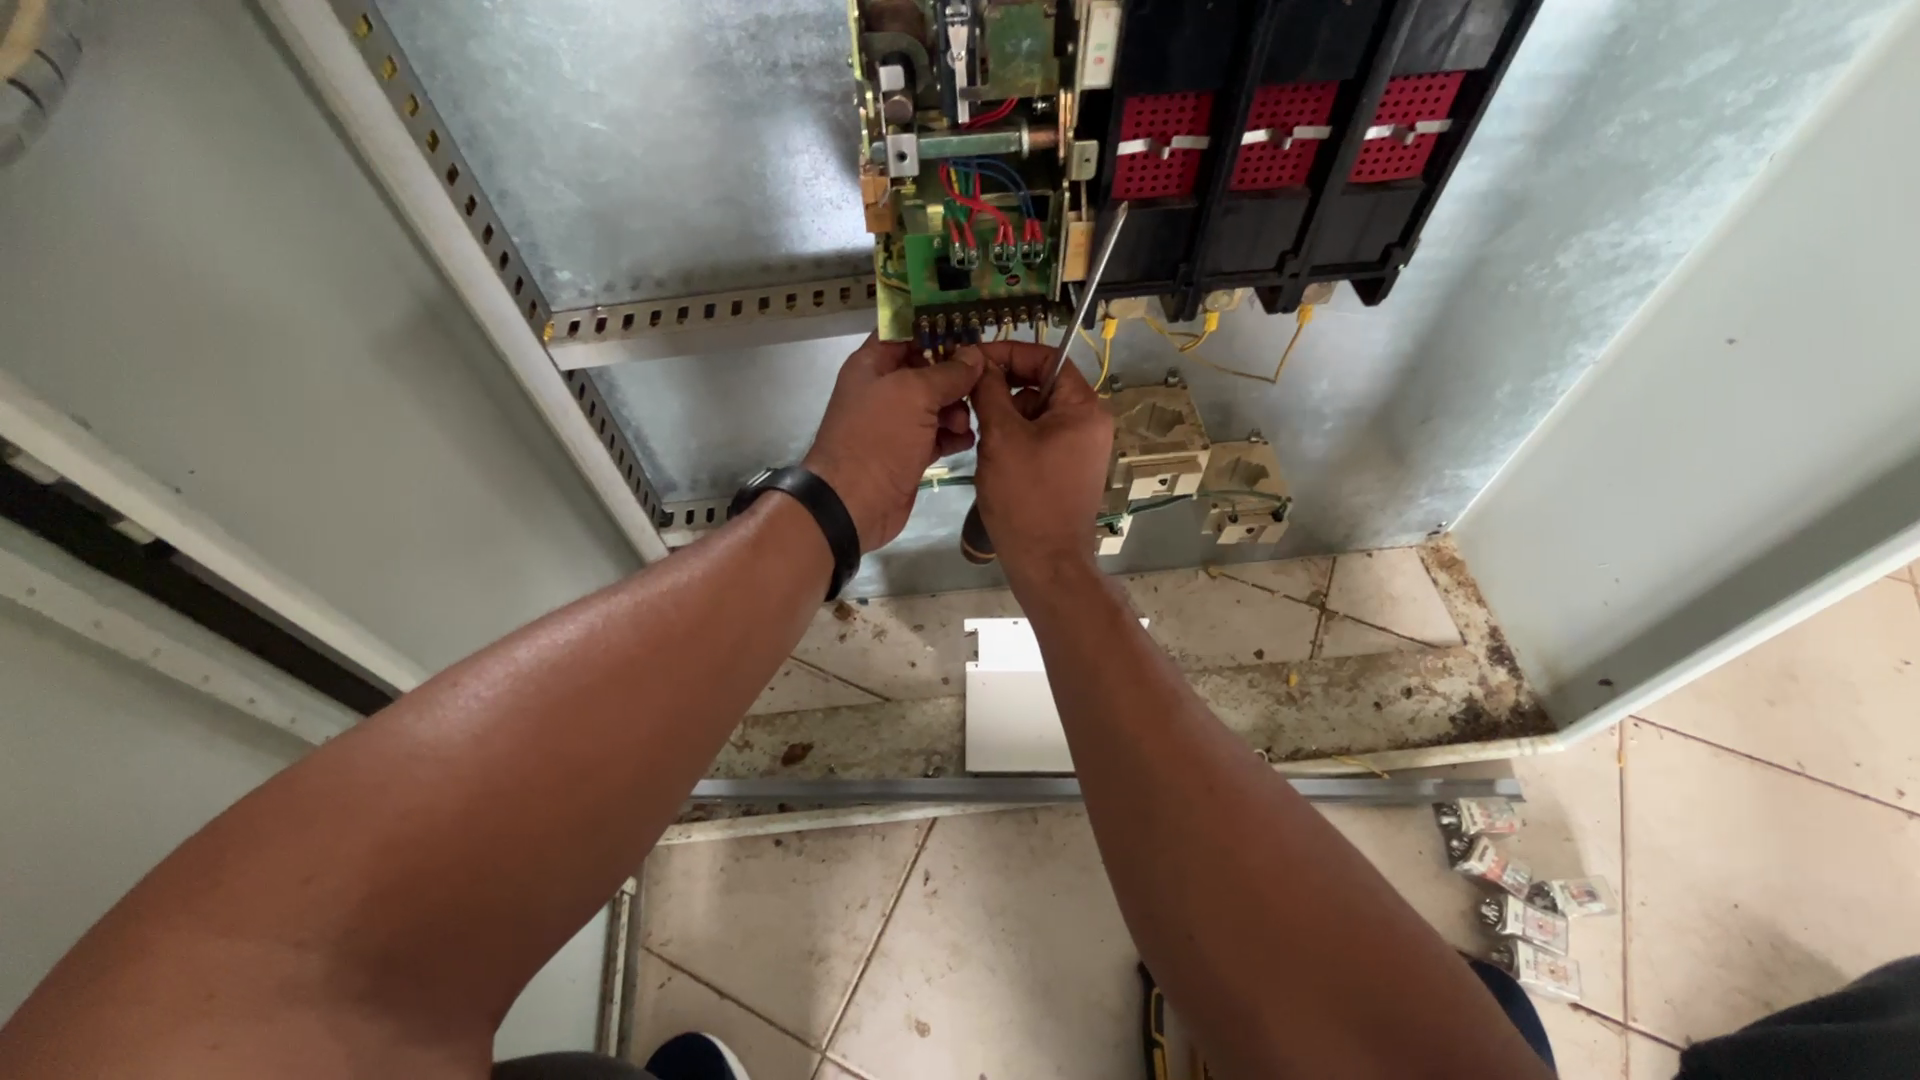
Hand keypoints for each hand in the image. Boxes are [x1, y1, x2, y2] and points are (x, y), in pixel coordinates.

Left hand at [805, 335, 983, 551]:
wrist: (854, 503)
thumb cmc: (877, 438)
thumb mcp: (914, 394)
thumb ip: (948, 372)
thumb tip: (975, 355)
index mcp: (873, 364)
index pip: (905, 331)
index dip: (936, 327)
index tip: (972, 328)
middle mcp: (884, 390)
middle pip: (927, 368)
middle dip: (956, 373)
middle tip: (982, 380)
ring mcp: (896, 423)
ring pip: (937, 403)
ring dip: (958, 408)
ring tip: (965, 421)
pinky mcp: (909, 453)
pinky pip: (938, 435)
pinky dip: (954, 435)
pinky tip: (966, 439)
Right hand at [966, 341, 1114, 581]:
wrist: (1046, 561)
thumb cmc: (1025, 497)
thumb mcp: (1002, 437)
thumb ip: (991, 392)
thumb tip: (980, 363)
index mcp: (1083, 407)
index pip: (1047, 358)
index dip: (1008, 353)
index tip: (973, 359)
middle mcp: (1090, 422)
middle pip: (1041, 385)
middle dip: (1003, 388)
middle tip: (967, 396)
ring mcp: (1080, 447)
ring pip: (1036, 413)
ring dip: (1005, 415)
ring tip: (976, 429)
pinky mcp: (1068, 468)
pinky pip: (1039, 437)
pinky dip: (1014, 437)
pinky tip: (991, 453)